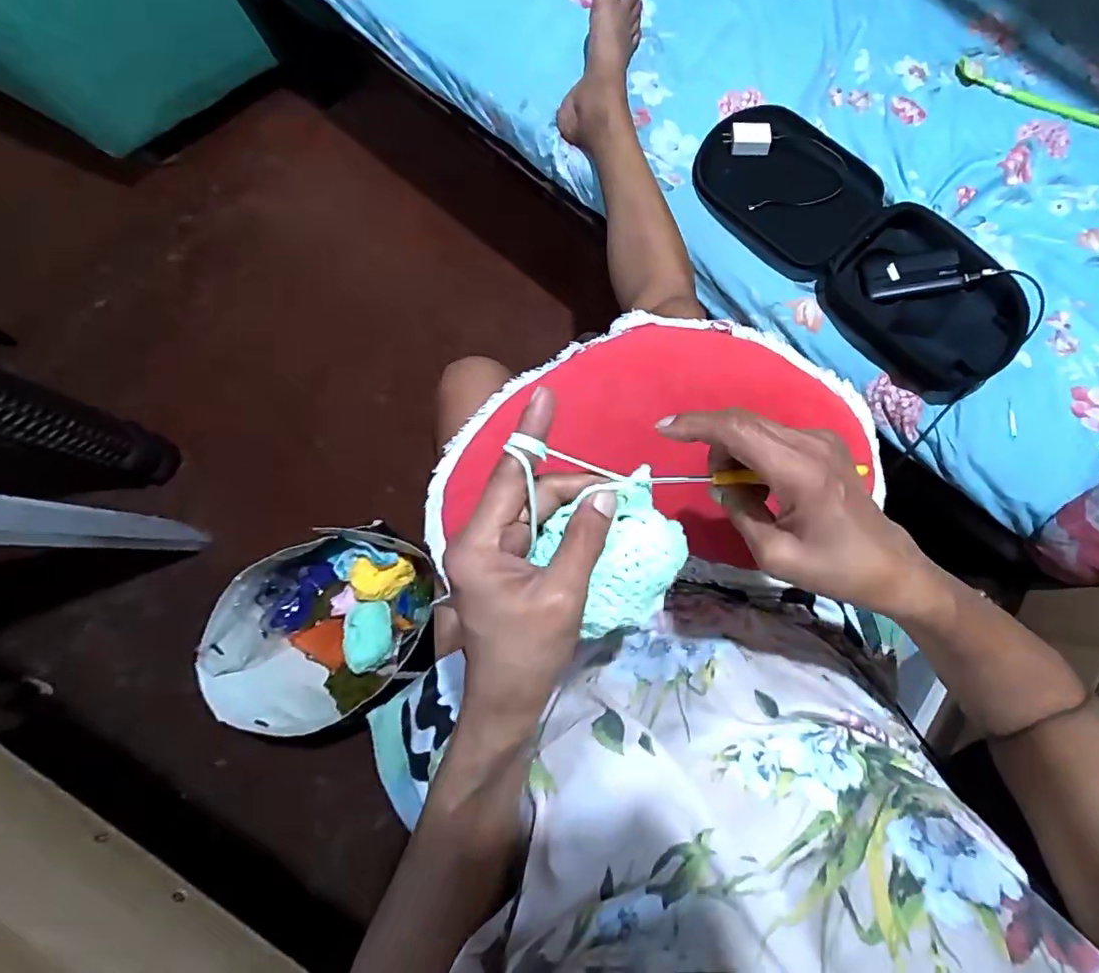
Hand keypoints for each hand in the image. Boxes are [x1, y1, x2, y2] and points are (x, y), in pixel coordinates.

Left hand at [444, 387, 613, 722]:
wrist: (507, 703)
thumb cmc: (529, 653)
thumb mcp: (563, 594)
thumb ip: (584, 539)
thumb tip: (605, 495)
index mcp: (481, 543)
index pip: (511, 475)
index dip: (531, 434)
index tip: (545, 395)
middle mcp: (481, 538)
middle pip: (531, 492)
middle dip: (573, 486)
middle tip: (618, 490)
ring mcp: (493, 551)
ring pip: (538, 509)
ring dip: (574, 503)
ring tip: (612, 503)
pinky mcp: (508, 563)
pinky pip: (541, 529)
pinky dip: (568, 523)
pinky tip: (594, 521)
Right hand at [658, 409, 947, 619]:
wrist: (888, 564)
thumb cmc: (834, 568)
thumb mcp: (775, 555)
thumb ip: (740, 513)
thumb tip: (723, 487)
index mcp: (800, 471)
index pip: (738, 430)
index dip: (697, 425)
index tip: (664, 430)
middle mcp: (811, 443)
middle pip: (745, 421)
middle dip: (715, 444)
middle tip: (716, 485)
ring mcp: (822, 439)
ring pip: (758, 427)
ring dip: (736, 451)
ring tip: (745, 495)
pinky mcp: (825, 443)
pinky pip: (775, 436)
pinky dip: (756, 454)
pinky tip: (765, 487)